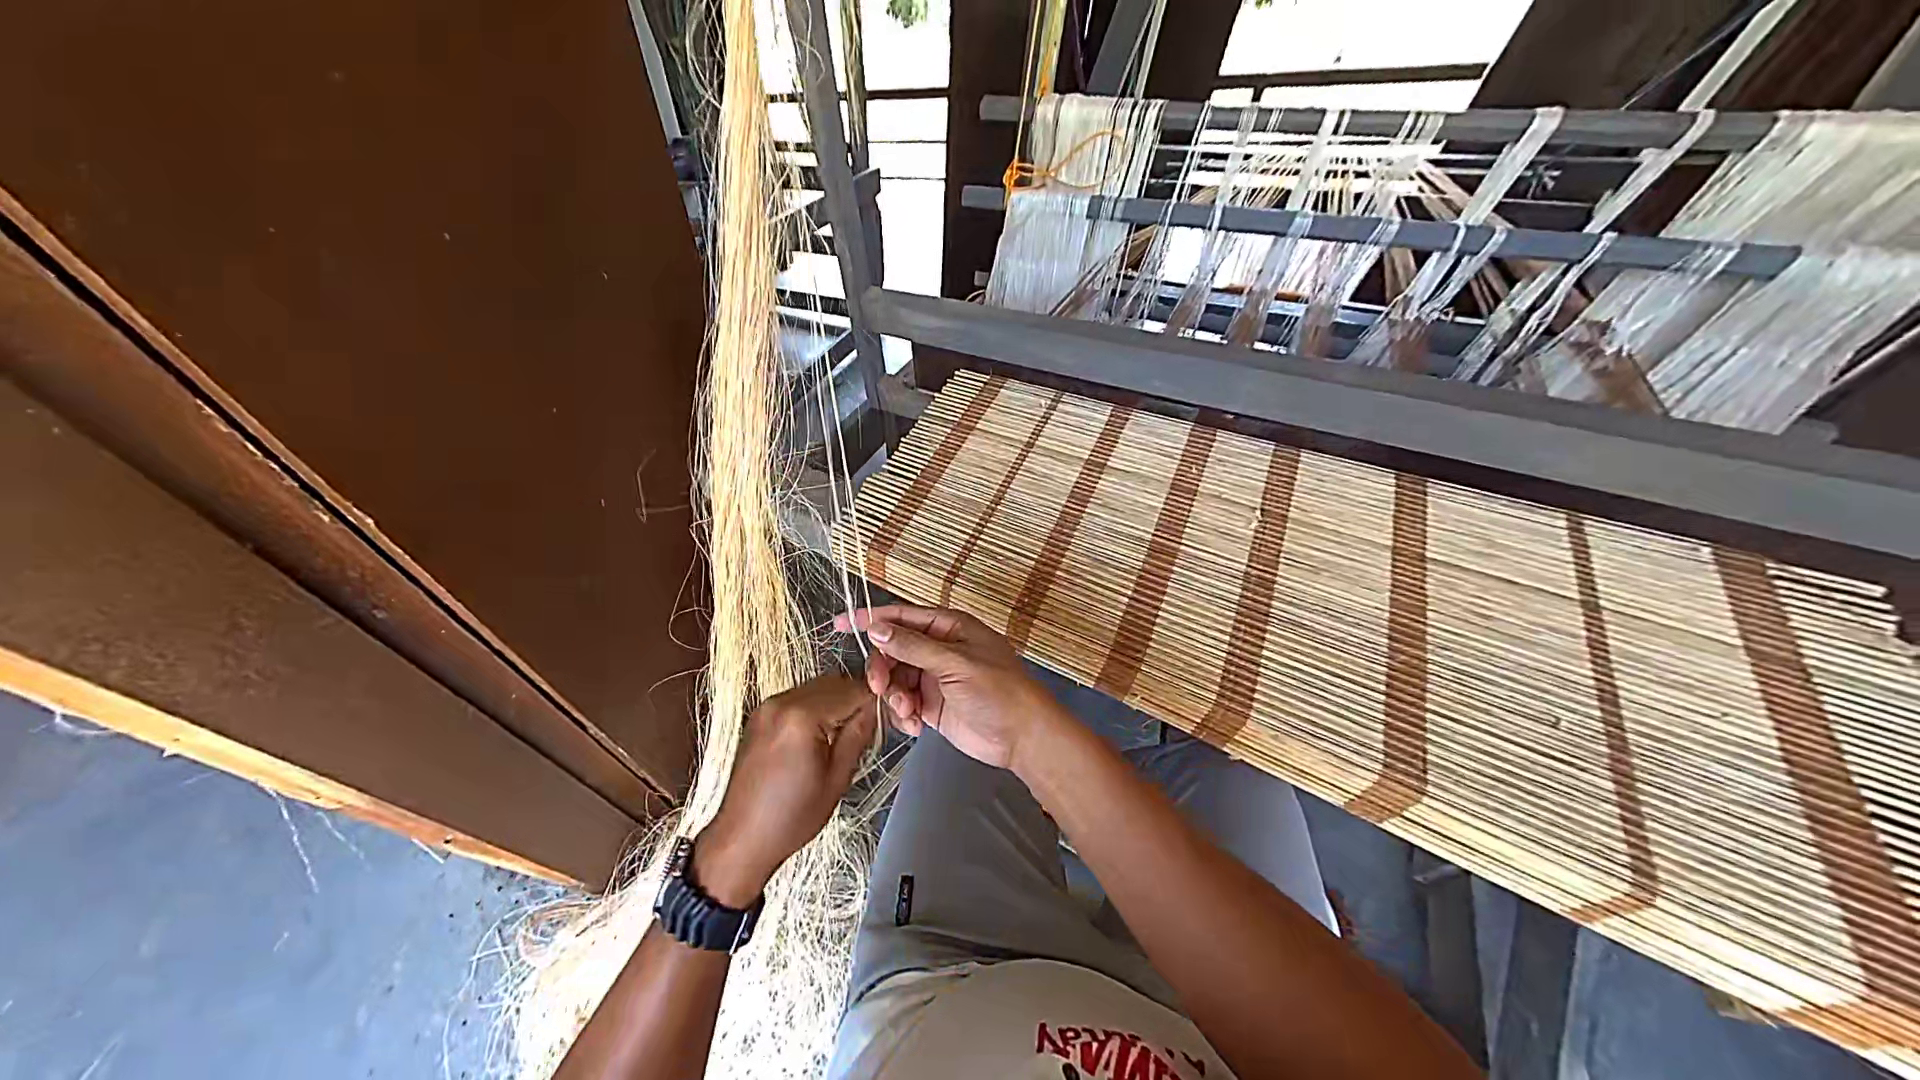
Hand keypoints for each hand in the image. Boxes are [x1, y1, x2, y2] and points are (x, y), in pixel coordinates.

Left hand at [694, 675, 876, 906]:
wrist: (743, 838)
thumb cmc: (788, 817)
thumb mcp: (837, 777)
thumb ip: (858, 735)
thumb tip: (874, 710)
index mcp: (801, 717)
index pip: (852, 690)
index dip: (873, 701)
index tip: (886, 714)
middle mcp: (781, 704)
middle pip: (834, 682)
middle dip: (854, 700)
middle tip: (867, 727)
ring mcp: (767, 708)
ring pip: (816, 687)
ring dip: (835, 702)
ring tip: (843, 735)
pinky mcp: (760, 717)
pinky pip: (797, 698)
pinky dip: (814, 708)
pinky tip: (820, 736)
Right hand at [833, 604, 1066, 772]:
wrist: (1022, 736)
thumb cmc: (1000, 690)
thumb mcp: (955, 664)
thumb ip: (914, 647)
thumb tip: (878, 629)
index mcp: (949, 628)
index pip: (902, 617)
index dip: (871, 619)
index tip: (842, 624)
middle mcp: (939, 649)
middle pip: (893, 650)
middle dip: (882, 668)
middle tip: (880, 687)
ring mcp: (934, 677)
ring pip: (895, 679)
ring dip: (893, 696)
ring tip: (907, 712)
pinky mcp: (932, 704)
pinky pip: (904, 703)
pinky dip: (902, 714)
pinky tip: (915, 726)